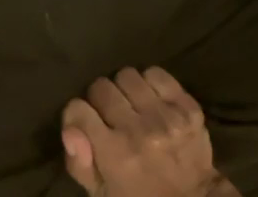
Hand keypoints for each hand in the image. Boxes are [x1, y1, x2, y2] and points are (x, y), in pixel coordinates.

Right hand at [61, 68, 233, 196]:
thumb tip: (70, 129)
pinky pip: (157, 74)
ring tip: (131, 105)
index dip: (77, 114)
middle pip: (101, 87)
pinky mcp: (187, 106)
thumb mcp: (102, 194)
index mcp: (114, 154)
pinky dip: (150, 83)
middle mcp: (138, 129)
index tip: (86, 122)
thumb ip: (80, 164)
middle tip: (109, 116)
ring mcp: (165, 115)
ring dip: (125, 89)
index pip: (78, 109)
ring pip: (128, 75)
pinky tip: (152, 100)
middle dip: (100, 100)